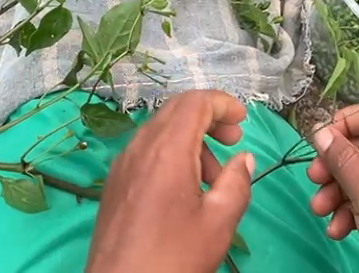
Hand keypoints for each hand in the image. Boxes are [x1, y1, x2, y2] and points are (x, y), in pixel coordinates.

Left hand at [86, 90, 254, 272]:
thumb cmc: (172, 259)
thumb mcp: (217, 224)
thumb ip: (236, 184)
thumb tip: (243, 159)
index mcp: (167, 148)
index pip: (196, 102)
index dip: (222, 103)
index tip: (243, 120)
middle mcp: (140, 146)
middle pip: (177, 109)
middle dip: (209, 117)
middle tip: (233, 141)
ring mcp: (123, 163)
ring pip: (161, 129)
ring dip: (191, 139)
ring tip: (212, 178)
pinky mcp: (115, 182)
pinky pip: (147, 150)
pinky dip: (171, 153)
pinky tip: (184, 188)